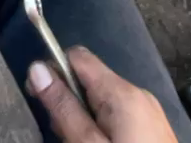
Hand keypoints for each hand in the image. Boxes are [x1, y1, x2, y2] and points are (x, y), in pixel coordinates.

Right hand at [28, 47, 179, 142]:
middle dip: (69, 103)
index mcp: (123, 93)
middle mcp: (139, 95)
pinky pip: (119, 119)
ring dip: (85, 120)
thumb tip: (36, 67)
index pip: (76, 56)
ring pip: (102, 102)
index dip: (53, 71)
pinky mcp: (155, 133)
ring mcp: (150, 115)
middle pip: (88, 80)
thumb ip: (63, 108)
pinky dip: (103, 131)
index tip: (40, 101)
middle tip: (65, 138)